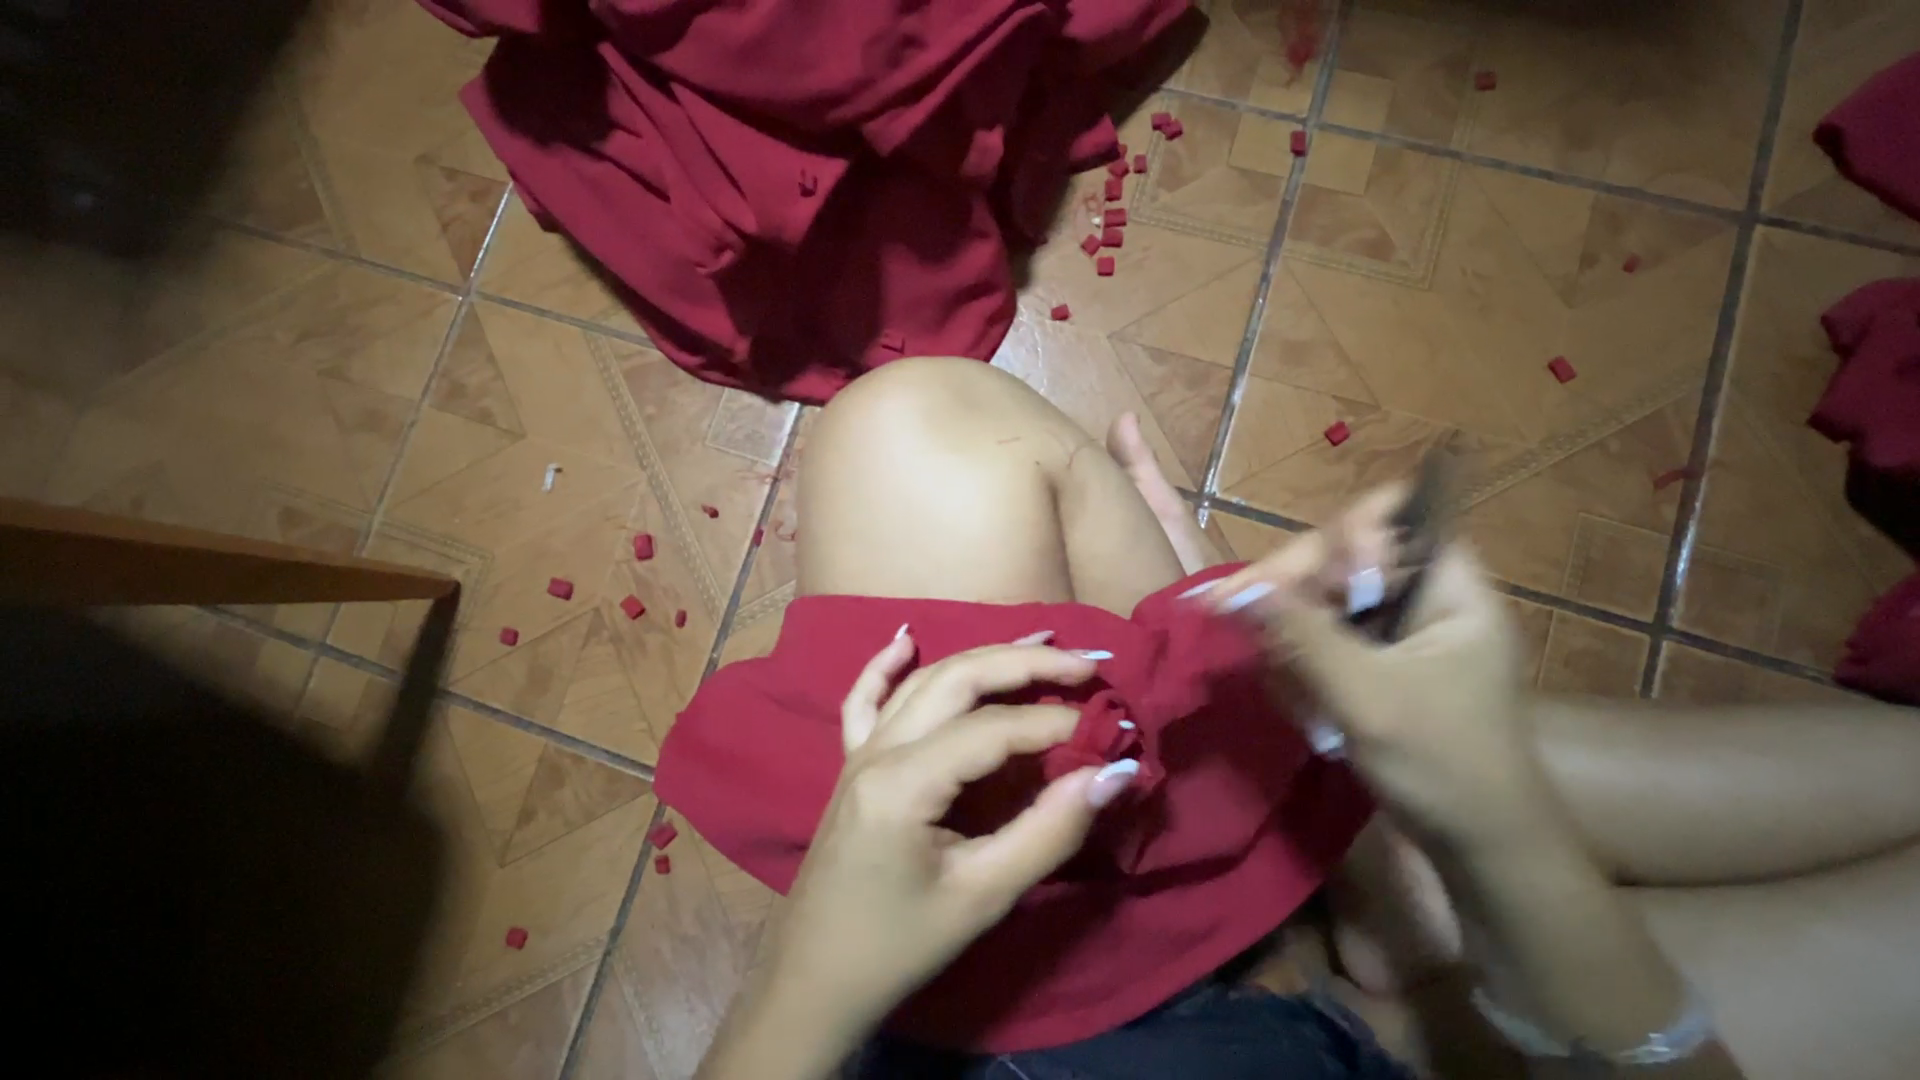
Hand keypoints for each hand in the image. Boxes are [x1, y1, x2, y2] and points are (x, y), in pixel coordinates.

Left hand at [761, 632, 1138, 1032]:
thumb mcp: (983, 896)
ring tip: (1039, 641)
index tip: (1111, 730)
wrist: (816, 980)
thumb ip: (1049, 831)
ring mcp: (858, 752)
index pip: (994, 728)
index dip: (1057, 724)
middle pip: (958, 680)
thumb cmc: (900, 945)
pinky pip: (864, 701)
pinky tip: (904, 640)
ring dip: (981, 657)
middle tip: (1087, 666)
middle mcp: (878, 750)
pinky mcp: (851, 765)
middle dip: (1026, 664)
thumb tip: (1113, 773)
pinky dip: (886, 666)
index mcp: (904, 781)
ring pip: (924, 682)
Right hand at [1201, 498, 1559, 846]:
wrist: (1480, 849)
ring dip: (1289, 631)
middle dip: (1292, 587)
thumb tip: (1235, 590)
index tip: (1316, 581)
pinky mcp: (1378, 663)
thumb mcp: (1367, 696)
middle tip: (1230, 611)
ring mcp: (1399, 632)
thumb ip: (1301, 635)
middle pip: (1343, 555)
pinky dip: (1299, 661)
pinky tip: (1298, 701)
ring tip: (1278, 676)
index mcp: (1450, 590)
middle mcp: (1424, 597)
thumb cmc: (1442, 766)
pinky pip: (1323, 636)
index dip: (1348, 535)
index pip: (1395, 516)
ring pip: (1322, 598)